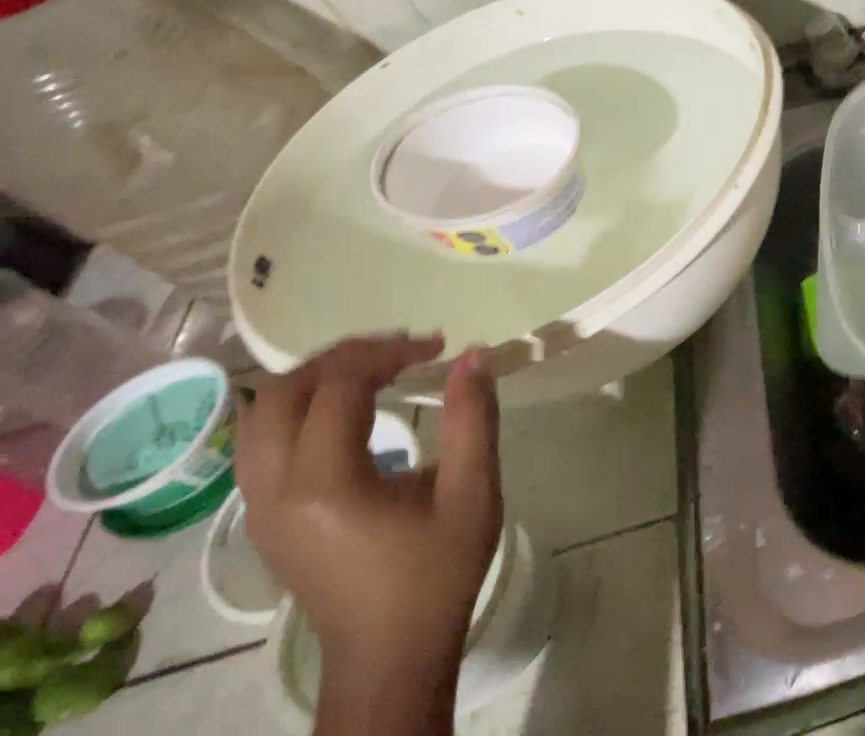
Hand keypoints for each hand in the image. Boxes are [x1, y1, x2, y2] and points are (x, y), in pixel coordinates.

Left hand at [234, 334, 501, 698]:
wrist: (389, 651)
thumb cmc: (437, 572)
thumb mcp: (472, 492)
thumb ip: (472, 419)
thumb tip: (474, 356)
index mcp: (325, 482)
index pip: (338, 387)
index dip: (386, 352)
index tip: (437, 346)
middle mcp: (273, 488)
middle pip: (283, 391)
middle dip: (344, 358)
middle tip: (400, 350)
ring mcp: (256, 505)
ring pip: (259, 415)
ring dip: (313, 380)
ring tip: (371, 371)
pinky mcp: (260, 517)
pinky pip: (258, 443)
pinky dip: (296, 409)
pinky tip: (344, 411)